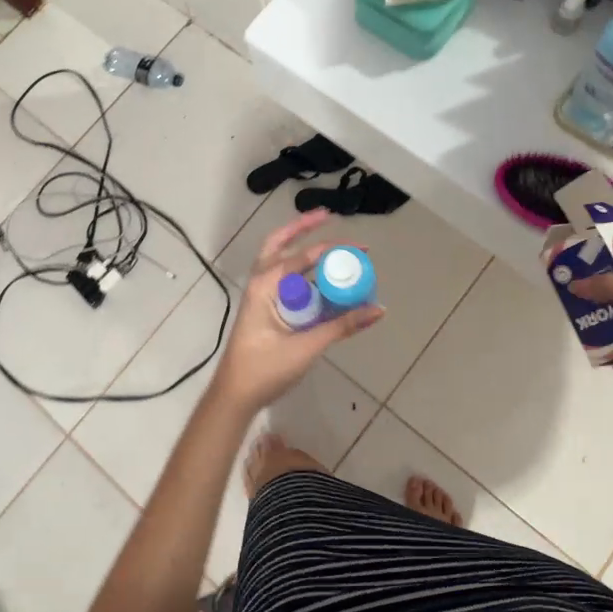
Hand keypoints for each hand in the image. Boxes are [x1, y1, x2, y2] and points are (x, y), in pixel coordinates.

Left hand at [208, 211, 383, 414]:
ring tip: (323, 235)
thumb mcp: (307, 347)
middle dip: (302, 228)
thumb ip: (342, 326)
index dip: (332, 249)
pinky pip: (283, 279)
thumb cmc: (265, 369)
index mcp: (265, 287)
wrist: (235, 396)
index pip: (301, 257)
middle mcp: (260, 284)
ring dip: (298, 245)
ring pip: (277, 259)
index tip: (360, 248)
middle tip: (326, 215)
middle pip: (279, 244)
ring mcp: (260, 296)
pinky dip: (299, 270)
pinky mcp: (264, 309)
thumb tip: (377, 309)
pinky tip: (319, 275)